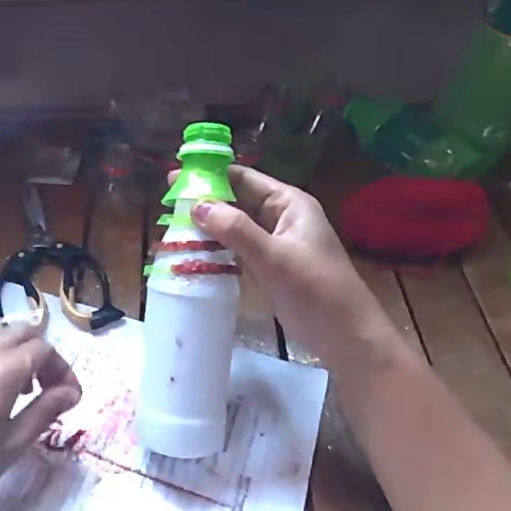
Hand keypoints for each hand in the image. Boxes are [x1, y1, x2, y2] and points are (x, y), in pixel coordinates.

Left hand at [0, 320, 80, 510]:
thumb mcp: (12, 444)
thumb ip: (44, 412)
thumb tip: (70, 392)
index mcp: (1, 370)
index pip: (43, 350)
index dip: (63, 370)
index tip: (71, 399)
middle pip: (20, 334)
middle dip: (43, 357)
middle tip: (51, 392)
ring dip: (15, 352)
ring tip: (22, 389)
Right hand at [189, 165, 404, 370]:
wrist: (345, 335)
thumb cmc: (316, 290)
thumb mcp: (273, 257)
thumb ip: (235, 229)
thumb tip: (195, 204)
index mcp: (289, 204)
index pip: (244, 178)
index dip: (211, 174)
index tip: (174, 177)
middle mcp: (280, 218)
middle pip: (235, 201)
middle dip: (203, 202)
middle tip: (165, 205)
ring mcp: (273, 244)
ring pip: (232, 227)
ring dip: (205, 228)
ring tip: (170, 229)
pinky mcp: (267, 266)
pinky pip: (234, 250)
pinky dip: (214, 250)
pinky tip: (191, 254)